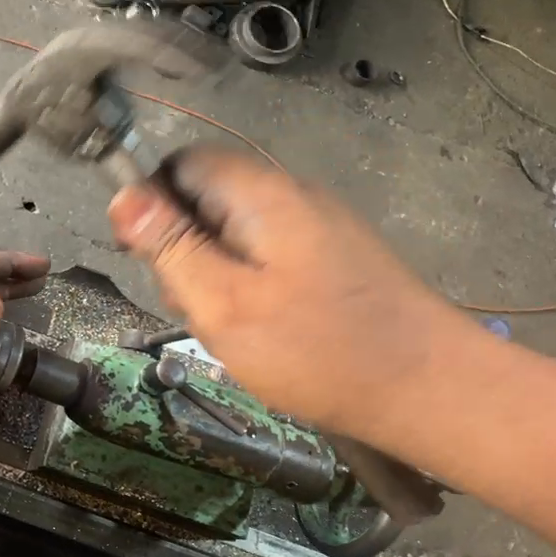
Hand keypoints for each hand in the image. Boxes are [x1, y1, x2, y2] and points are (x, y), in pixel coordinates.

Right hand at [107, 146, 480, 441]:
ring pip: (232, 231)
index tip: (141, 255)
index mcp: (261, 195)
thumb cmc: (316, 349)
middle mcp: (292, 197)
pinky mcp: (332, 258)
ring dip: (210, 271)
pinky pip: (264, 255)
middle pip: (205, 198)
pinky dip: (244, 285)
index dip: (149, 201)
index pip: (182, 164)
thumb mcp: (221, 301)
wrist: (433, 393)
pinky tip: (256, 327)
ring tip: (224, 324)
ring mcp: (317, 227)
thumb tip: (122, 196)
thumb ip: (168, 246)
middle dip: (180, 245)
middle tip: (190, 303)